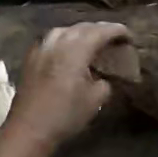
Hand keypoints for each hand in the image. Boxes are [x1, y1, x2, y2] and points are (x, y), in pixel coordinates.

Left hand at [7, 22, 131, 147]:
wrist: (29, 129)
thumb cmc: (65, 114)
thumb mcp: (95, 101)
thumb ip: (103, 83)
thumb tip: (102, 78)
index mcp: (76, 50)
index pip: (100, 32)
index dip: (116, 31)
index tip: (128, 36)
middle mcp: (57, 43)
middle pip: (81, 28)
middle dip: (99, 30)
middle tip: (113, 38)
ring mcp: (41, 49)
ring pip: (64, 31)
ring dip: (80, 33)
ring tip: (91, 42)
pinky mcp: (31, 59)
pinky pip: (51, 41)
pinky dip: (64, 41)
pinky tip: (68, 52)